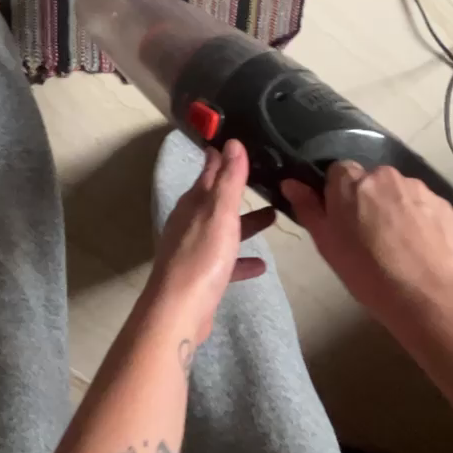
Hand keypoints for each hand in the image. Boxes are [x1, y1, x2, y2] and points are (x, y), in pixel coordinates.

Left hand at [143, 139, 275, 349]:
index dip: (221, 158)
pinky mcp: (201, 276)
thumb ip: (228, 179)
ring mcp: (194, 249)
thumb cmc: (202, 257)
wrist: (180, 309)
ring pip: (223, 229)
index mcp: (193, 204)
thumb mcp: (219, 213)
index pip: (208, 173)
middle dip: (236, 189)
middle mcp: (190, 222)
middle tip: (262, 180)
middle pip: (216, 200)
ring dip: (245, 223)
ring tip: (272, 218)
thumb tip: (232, 143)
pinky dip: (241, 259)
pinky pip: (226, 261)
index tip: (236, 144)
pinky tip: (260, 264)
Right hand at [282, 161, 452, 332]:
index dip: (339, 194)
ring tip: (401, 247)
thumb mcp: (327, 245)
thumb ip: (308, 208)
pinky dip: (422, 222)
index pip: (338, 171)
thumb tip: (290, 183)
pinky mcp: (447, 207)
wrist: (435, 302)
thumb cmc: (370, 274)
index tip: (342, 219)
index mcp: (350, 182)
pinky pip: (425, 207)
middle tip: (370, 236)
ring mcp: (419, 190)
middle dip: (369, 200)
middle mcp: (384, 176)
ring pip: (399, 193)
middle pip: (371, 181)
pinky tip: (422, 251)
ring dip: (396, 210)